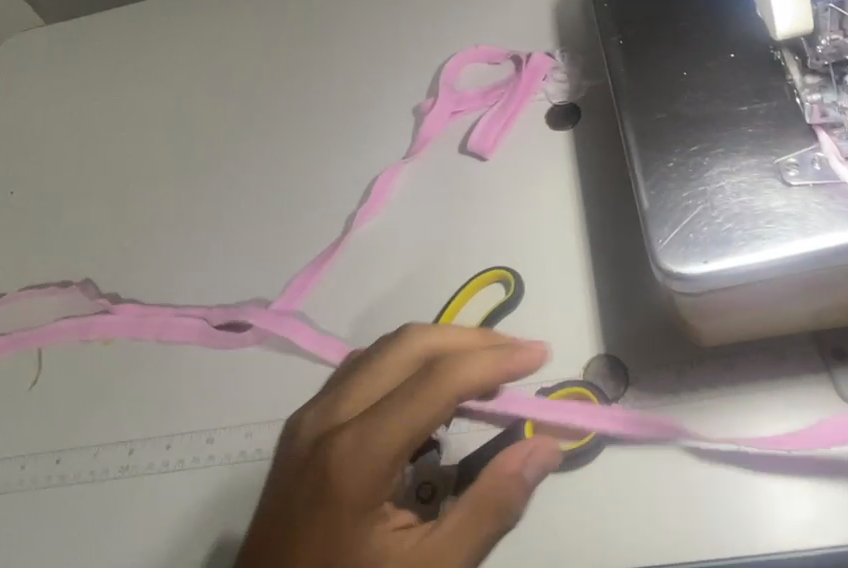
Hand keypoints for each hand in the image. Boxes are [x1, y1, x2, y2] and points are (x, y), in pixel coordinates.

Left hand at [235, 324, 563, 567]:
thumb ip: (491, 506)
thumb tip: (546, 445)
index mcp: (356, 454)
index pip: (437, 379)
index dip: (494, 360)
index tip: (541, 355)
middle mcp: (327, 417)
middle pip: (408, 345)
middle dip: (471, 340)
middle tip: (521, 355)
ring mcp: (308, 417)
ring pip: (382, 349)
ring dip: (438, 346)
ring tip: (488, 368)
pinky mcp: (301, 426)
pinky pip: (361, 369)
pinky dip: (406, 363)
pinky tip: (434, 390)